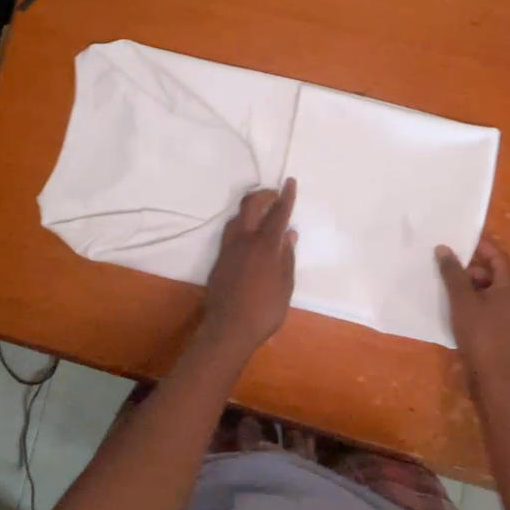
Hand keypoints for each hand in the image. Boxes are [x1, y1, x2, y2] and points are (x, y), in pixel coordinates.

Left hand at [199, 179, 297, 358]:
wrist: (228, 328)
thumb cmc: (264, 310)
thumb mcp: (285, 286)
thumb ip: (287, 257)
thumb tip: (290, 233)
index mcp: (264, 245)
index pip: (278, 214)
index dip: (285, 196)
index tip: (289, 181)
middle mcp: (244, 239)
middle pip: (251, 205)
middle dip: (264, 195)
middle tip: (275, 196)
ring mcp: (228, 247)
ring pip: (238, 216)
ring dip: (250, 208)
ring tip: (262, 213)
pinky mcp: (219, 257)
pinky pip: (231, 230)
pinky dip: (242, 224)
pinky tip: (248, 234)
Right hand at [436, 236, 509, 393]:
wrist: (499, 382)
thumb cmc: (481, 335)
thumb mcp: (462, 301)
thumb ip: (453, 272)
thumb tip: (444, 248)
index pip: (498, 255)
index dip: (480, 245)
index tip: (458, 240)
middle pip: (496, 273)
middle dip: (472, 268)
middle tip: (448, 266)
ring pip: (494, 293)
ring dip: (473, 287)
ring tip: (449, 288)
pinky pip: (494, 309)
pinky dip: (478, 304)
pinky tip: (459, 311)